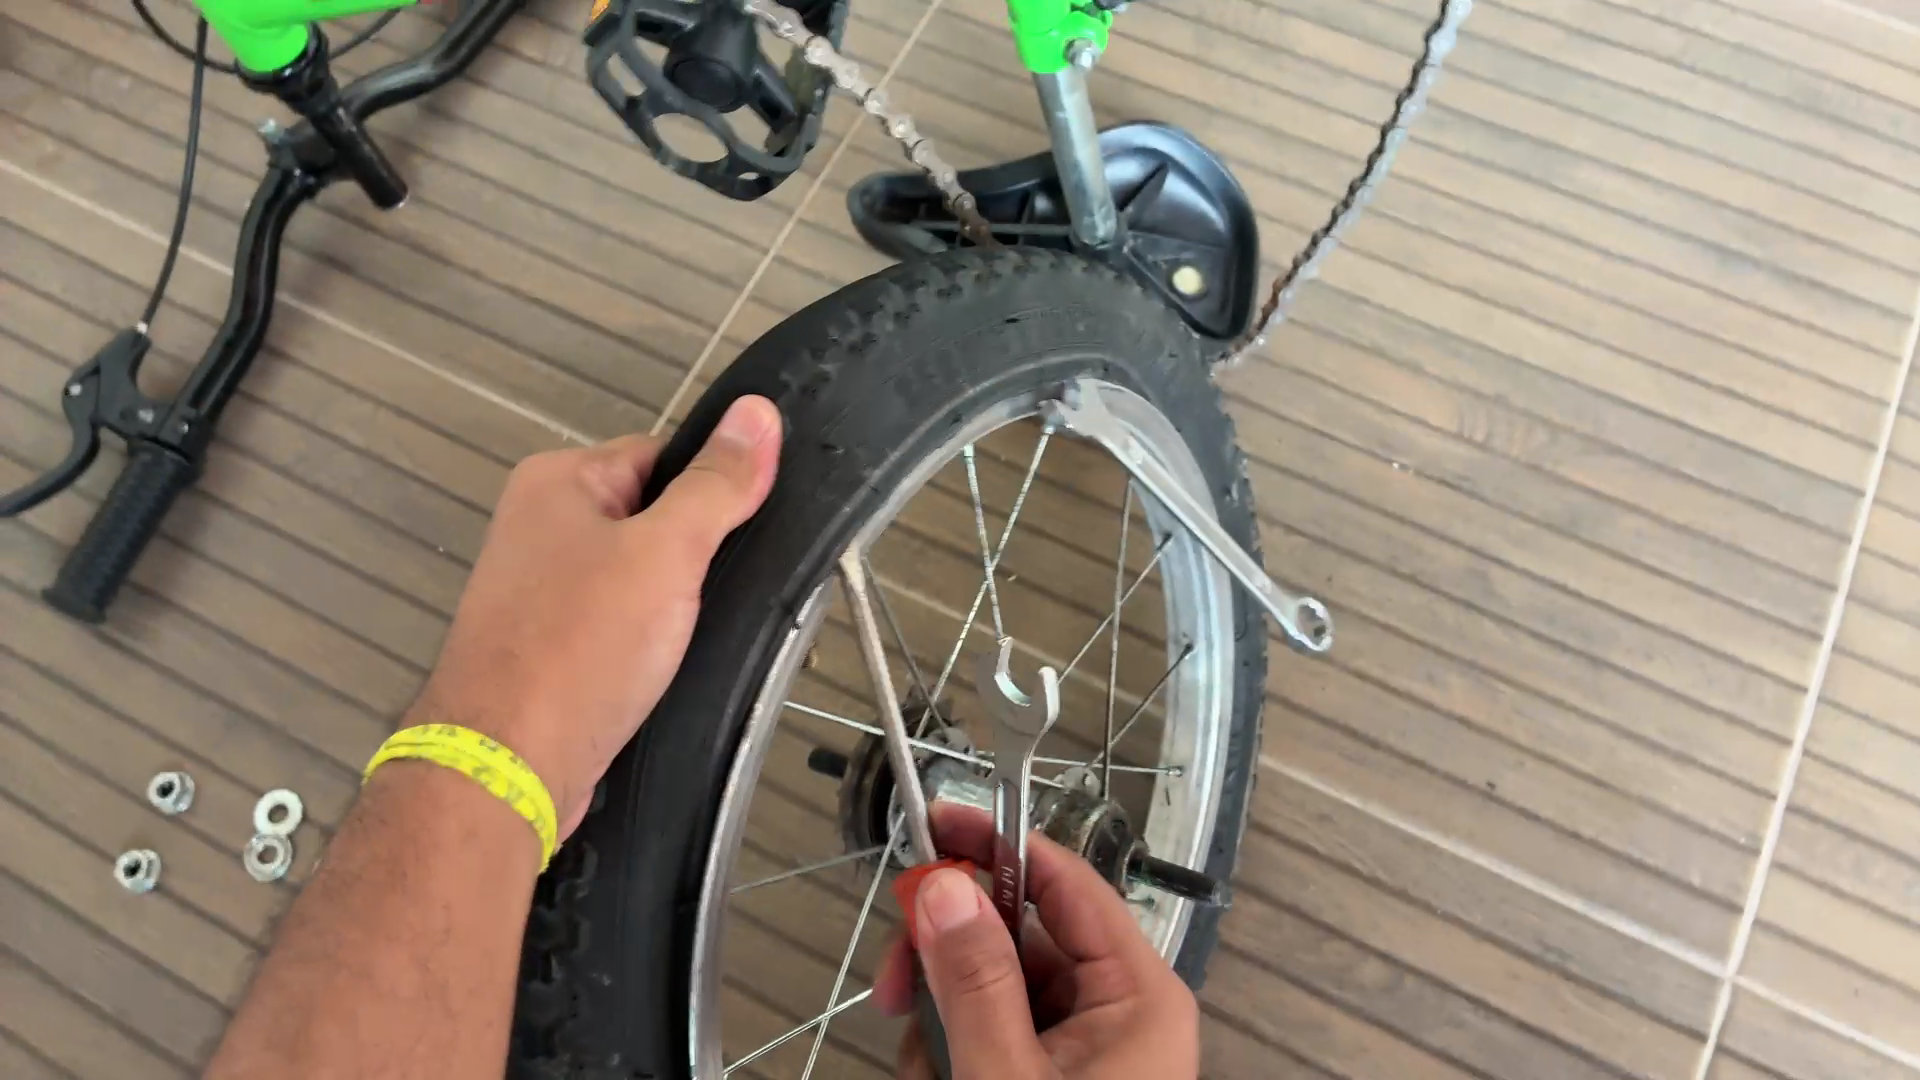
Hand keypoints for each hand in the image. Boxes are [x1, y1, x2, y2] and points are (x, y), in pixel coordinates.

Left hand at [407, 396, 780, 838]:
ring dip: (683, 591)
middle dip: (700, 546)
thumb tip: (759, 410)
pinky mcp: (556, 639)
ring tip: (715, 621)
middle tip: (738, 582)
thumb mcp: (666, 552)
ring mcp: (544, 585)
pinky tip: (683, 651)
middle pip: (656, 513)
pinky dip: (658, 627)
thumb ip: (717, 484)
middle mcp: (543, 523)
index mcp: (559, 480)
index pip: (664, 456)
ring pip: (643, 569)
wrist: (508, 768)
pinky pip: (624, 613)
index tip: (750, 529)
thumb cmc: (584, 644)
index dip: (714, 488)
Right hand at [874, 807, 1199, 1079]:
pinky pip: (990, 1029)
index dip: (999, 841)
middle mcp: (1113, 1004)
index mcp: (1134, 990)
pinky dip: (950, 1049)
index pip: (1062, 878)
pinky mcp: (1051, 1073)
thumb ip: (976, 983)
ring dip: (941, 1016)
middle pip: (1016, 930)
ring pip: (992, 982)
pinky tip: (940, 1079)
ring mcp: (1080, 1042)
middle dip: (949, 952)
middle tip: (896, 978)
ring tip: (926, 1069)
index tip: (937, 822)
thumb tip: (946, 886)